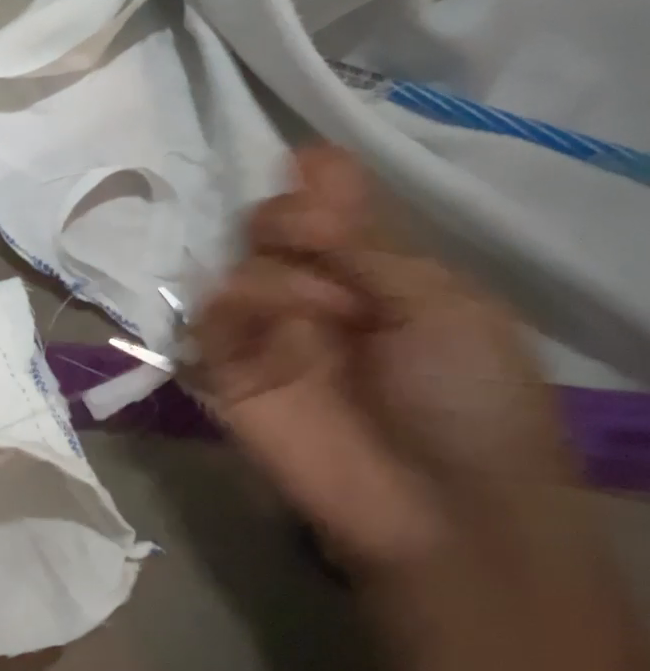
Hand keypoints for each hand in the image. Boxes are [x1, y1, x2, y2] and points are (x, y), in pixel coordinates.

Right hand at [192, 146, 578, 569]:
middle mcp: (316, 294)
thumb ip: (364, 243)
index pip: (327, 206)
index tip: (303, 166)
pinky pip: (202, 322)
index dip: (311, 182)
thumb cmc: (468, 399)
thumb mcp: (441, 305)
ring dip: (270, 278)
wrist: (439, 504)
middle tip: (309, 242)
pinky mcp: (226, 374)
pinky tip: (255, 329)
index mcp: (379, 272)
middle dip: (283, 221)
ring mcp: (267, 334)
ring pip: (233, 268)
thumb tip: (304, 167)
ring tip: (311, 319)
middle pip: (268, 226)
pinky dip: (223, 312)